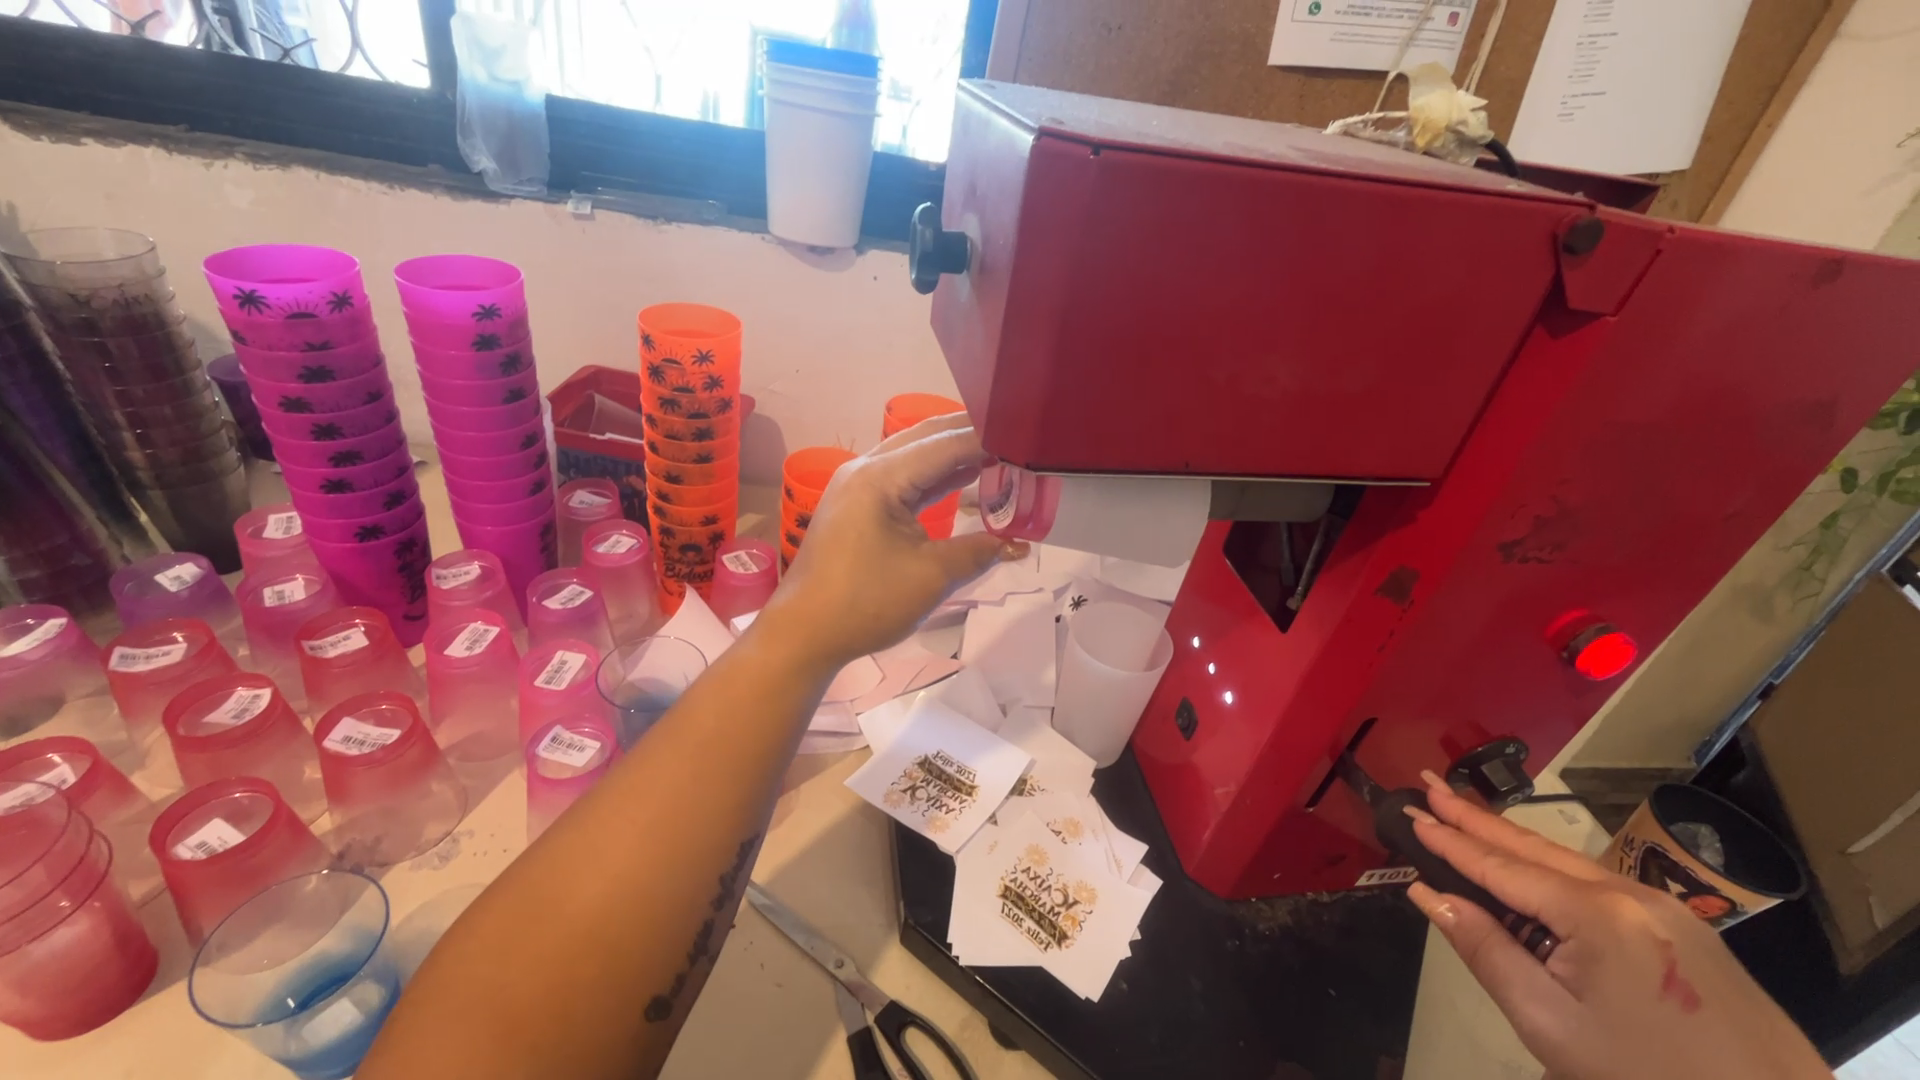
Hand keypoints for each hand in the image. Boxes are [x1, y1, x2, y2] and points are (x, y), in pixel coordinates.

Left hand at [756, 415, 1026, 669]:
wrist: (804, 634)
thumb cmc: (865, 603)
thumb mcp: (931, 577)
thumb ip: (978, 552)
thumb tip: (1019, 544)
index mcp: (880, 477)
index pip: (945, 445)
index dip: (988, 439)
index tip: (1026, 436)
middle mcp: (866, 469)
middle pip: (927, 437)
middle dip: (971, 434)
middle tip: (1017, 434)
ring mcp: (858, 486)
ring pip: (915, 455)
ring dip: (954, 454)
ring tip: (1002, 450)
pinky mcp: (858, 505)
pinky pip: (904, 478)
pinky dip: (936, 476)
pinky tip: (966, 475)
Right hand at [1403, 774, 1830, 1079]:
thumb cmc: (1646, 1078)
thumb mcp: (1550, 1024)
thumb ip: (1486, 951)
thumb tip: (1429, 894)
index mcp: (1595, 913)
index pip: (1501, 867)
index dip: (1451, 841)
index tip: (1410, 810)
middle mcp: (1631, 894)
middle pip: (1533, 848)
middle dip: (1475, 818)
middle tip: (1430, 785)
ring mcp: (1667, 910)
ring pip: (1568, 862)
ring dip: (1510, 837)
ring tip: (1465, 812)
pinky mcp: (1688, 933)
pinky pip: (1599, 884)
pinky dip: (1550, 865)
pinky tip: (1531, 864)